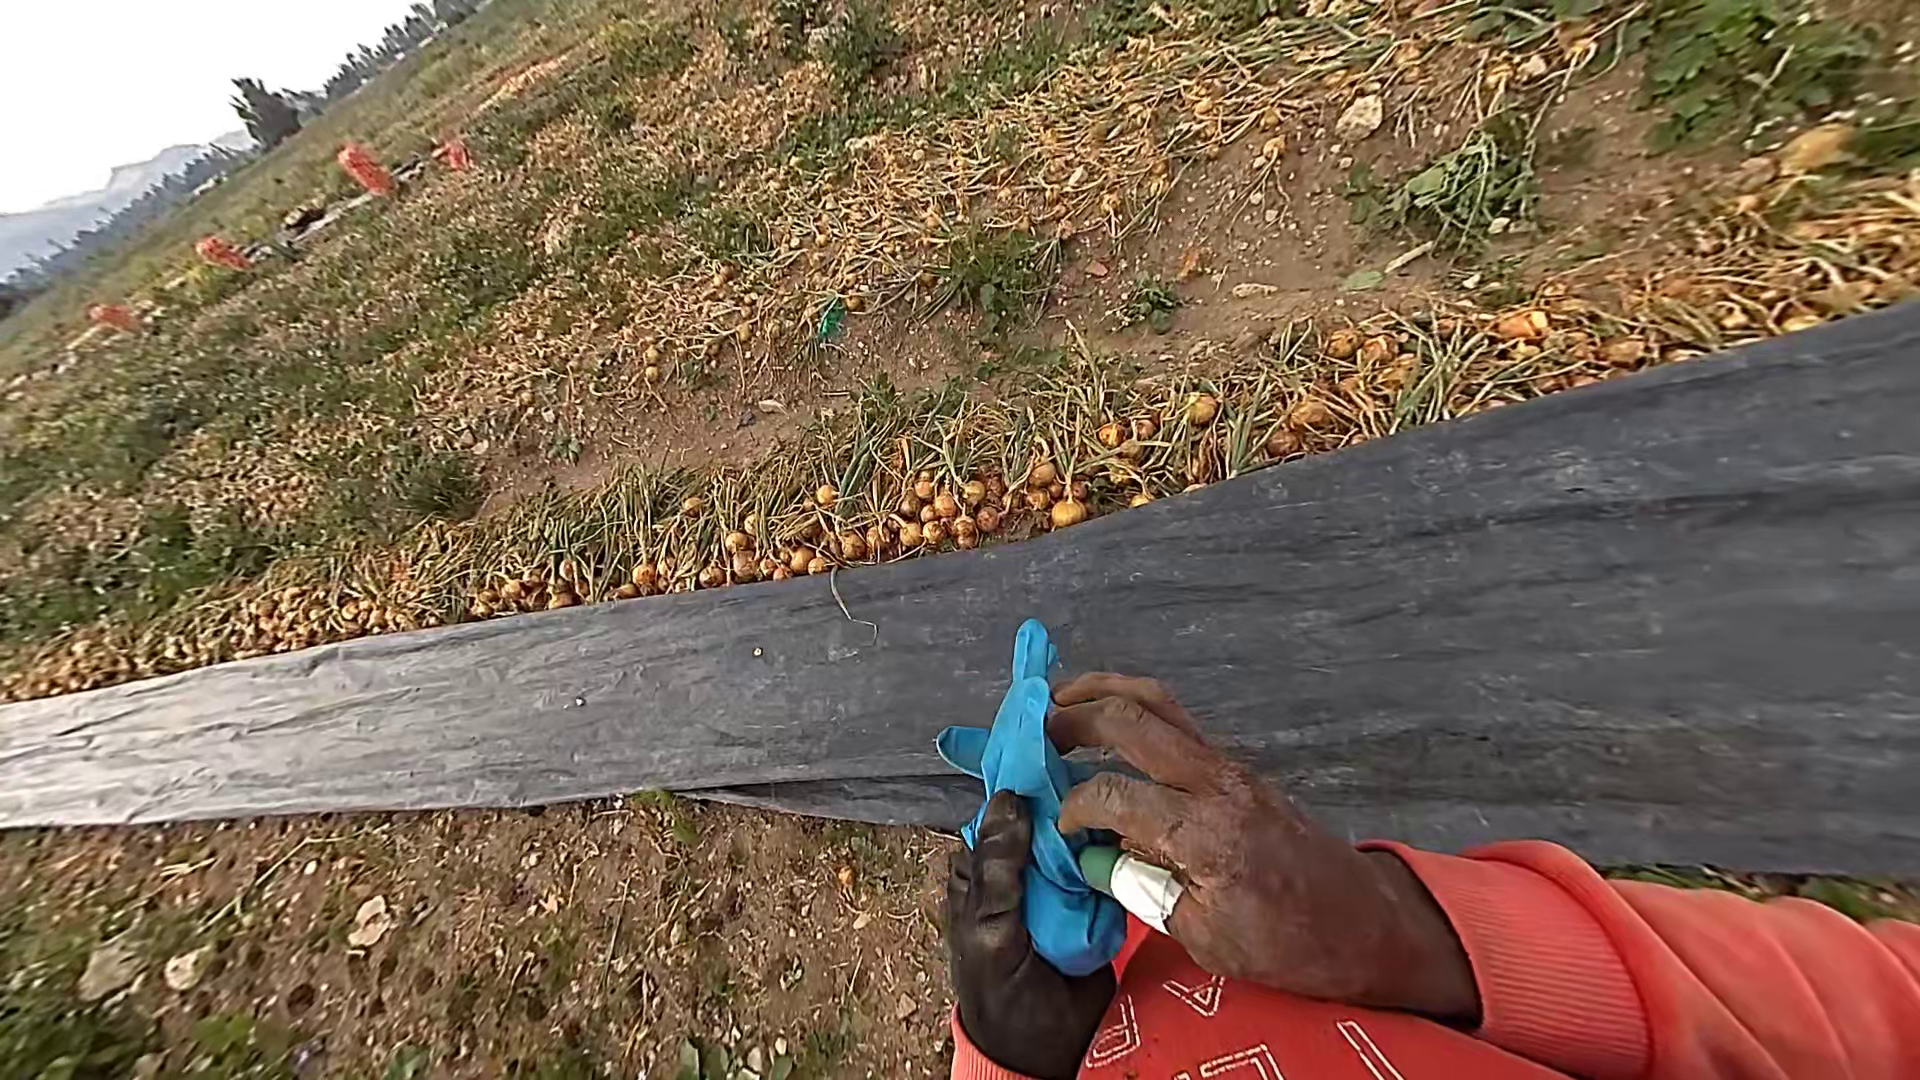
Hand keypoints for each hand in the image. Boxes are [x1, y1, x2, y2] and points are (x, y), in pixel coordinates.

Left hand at [946, 791, 1116, 1079]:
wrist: (1049, 1053)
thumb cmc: (1000, 988)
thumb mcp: (988, 927)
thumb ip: (997, 868)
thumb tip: (1010, 797)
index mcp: (981, 865)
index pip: (1001, 810)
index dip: (1025, 785)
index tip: (1054, 759)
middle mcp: (1016, 864)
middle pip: (1041, 817)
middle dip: (1064, 800)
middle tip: (1093, 779)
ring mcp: (1053, 879)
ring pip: (1070, 835)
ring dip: (1089, 823)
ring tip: (1112, 800)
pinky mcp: (1086, 894)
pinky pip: (1096, 862)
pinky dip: (1108, 851)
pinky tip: (1124, 833)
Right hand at [1050, 674, 1479, 1021]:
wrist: (1364, 920)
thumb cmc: (1288, 942)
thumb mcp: (1207, 938)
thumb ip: (1139, 886)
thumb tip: (1089, 853)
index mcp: (1203, 832)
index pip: (1115, 795)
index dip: (1074, 806)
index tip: (1060, 826)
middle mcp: (1210, 779)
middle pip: (1130, 720)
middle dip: (1073, 718)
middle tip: (1036, 729)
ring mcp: (1221, 760)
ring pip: (1152, 698)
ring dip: (1100, 689)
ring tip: (1059, 696)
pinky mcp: (1226, 757)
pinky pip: (1169, 712)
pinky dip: (1127, 701)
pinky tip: (1103, 712)